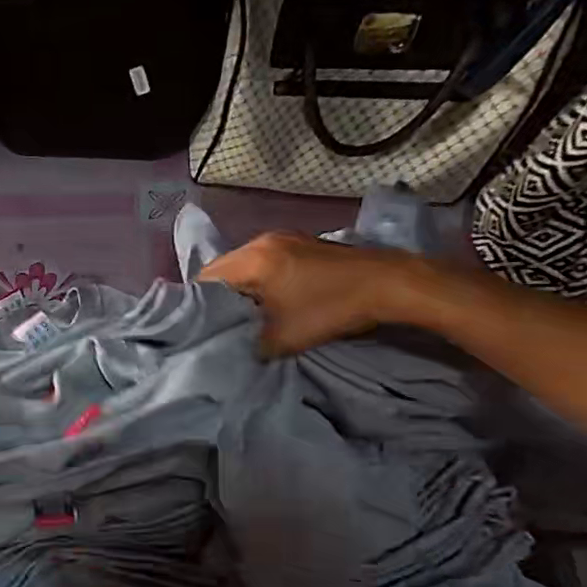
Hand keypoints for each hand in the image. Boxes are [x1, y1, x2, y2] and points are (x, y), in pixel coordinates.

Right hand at [198, 231, 421, 355]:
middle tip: (219, 323)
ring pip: (243, 264)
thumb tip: (235, 349)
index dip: (197, 305)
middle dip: (217, 297)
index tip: (201, 327)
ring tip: (243, 313)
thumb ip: (250, 345)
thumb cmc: (331, 308)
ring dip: (240, 288)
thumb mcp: (283, 339)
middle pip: (222, 269)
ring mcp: (284, 237)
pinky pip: (264, 260)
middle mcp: (262, 241)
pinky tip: (269, 298)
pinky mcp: (302, 242)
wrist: (389, 284)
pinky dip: (259, 279)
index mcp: (251, 259)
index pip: (204, 279)